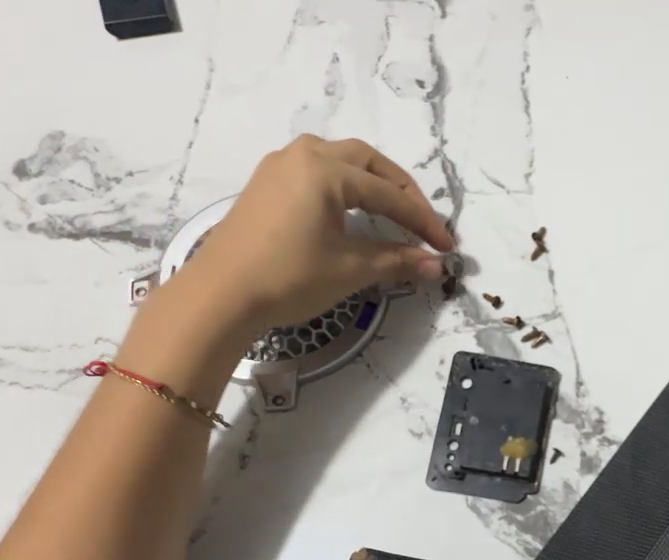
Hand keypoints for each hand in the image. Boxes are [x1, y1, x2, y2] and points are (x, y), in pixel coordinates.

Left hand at [176, 135, 454, 332]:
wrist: (221, 294)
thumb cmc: (289, 277)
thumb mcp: (350, 270)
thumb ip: (396, 261)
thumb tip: (435, 265)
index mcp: (326, 170)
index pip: (389, 195)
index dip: (422, 221)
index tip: (447, 246)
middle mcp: (303, 156)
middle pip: (367, 162)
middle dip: (401, 191)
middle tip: (423, 222)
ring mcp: (280, 167)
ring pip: (339, 161)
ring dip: (372, 183)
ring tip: (393, 212)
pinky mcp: (267, 185)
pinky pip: (317, 172)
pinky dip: (346, 187)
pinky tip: (354, 213)